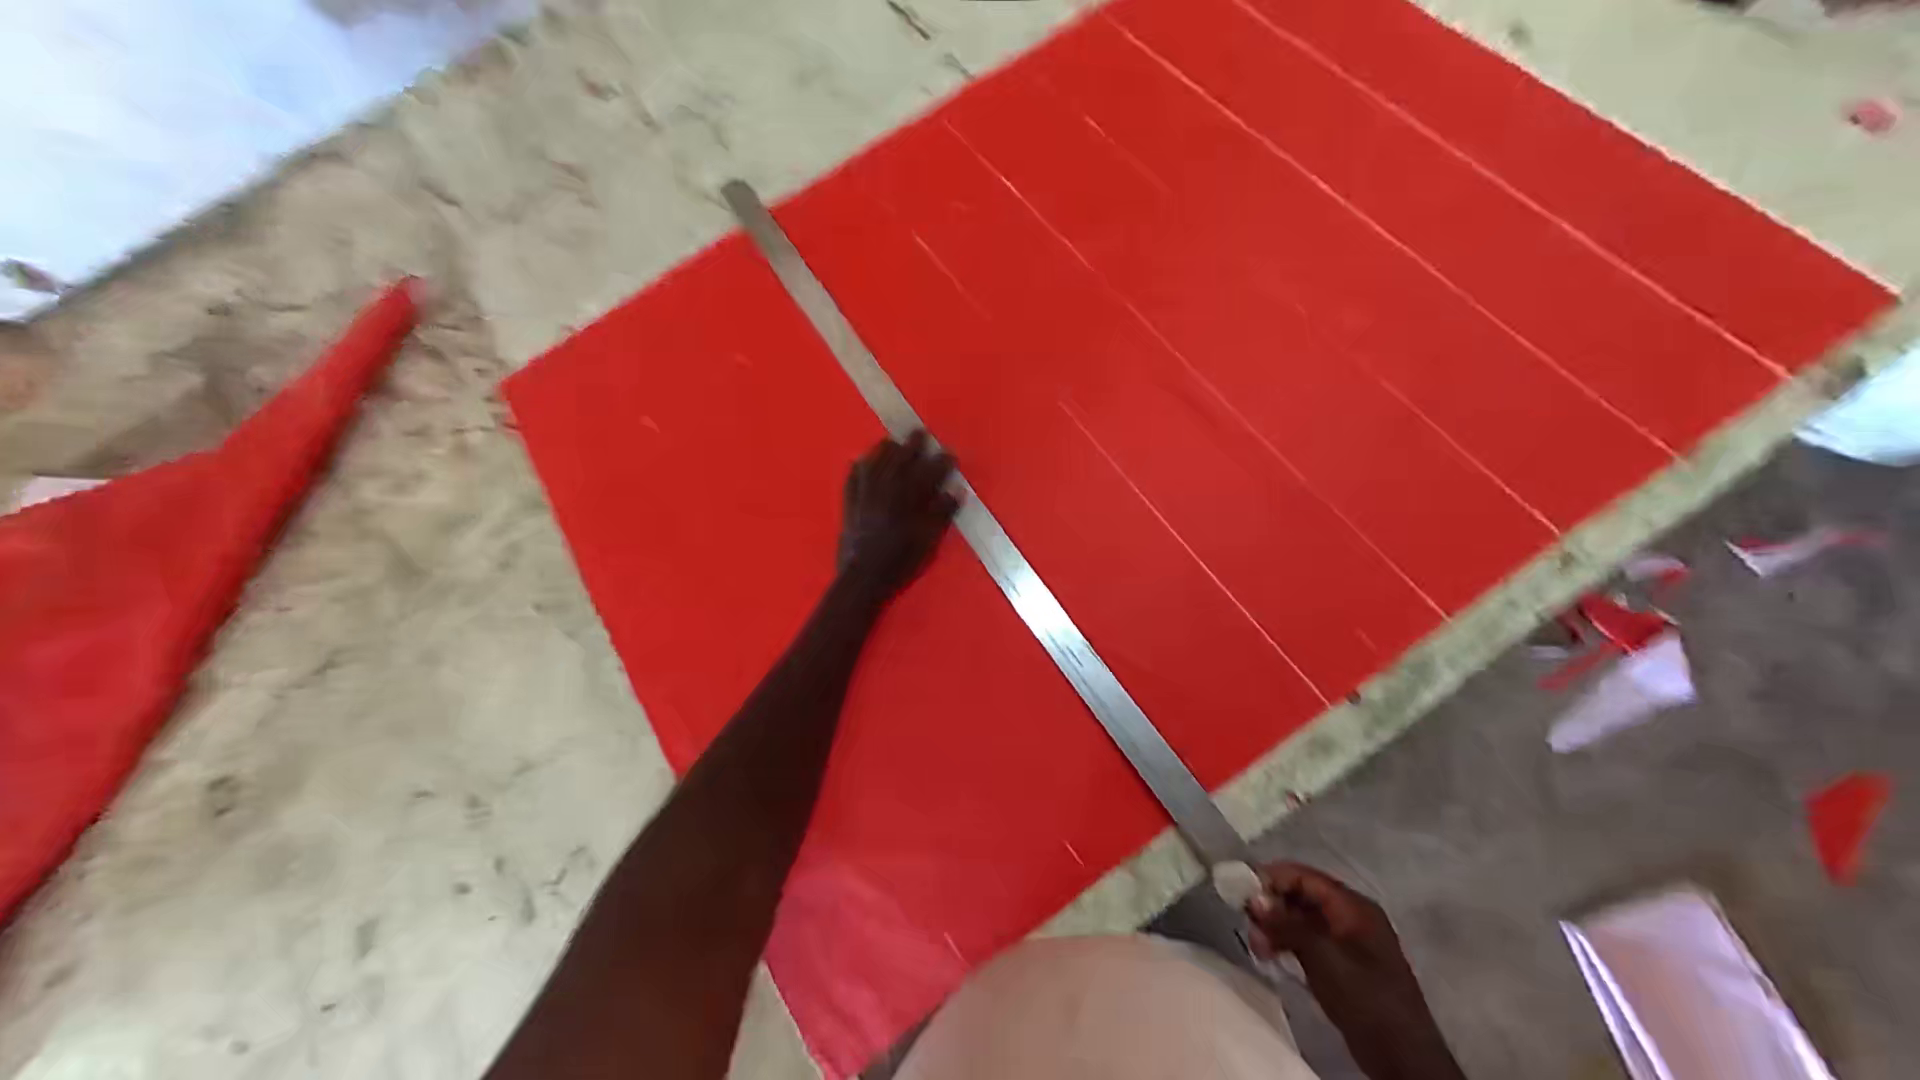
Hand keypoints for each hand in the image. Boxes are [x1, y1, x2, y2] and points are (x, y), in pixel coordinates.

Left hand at [837, 431, 958, 598]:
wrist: (864, 578)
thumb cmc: (900, 562)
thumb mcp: (928, 540)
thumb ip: (941, 513)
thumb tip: (956, 491)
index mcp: (907, 498)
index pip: (928, 472)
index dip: (940, 462)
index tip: (950, 454)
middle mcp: (885, 490)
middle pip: (899, 460)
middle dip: (912, 445)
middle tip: (920, 433)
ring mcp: (864, 495)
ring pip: (874, 463)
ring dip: (884, 450)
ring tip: (891, 441)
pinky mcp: (849, 504)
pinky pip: (852, 478)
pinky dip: (858, 468)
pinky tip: (860, 462)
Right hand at [1248, 863, 1464, 1079]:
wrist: (1403, 1059)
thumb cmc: (1367, 999)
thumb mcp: (1324, 957)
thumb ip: (1288, 924)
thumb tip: (1253, 899)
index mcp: (1353, 906)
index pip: (1304, 876)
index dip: (1272, 879)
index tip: (1241, 890)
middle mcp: (1349, 916)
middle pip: (1300, 895)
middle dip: (1271, 905)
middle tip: (1247, 924)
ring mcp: (1345, 941)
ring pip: (1300, 918)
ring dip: (1275, 926)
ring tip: (1257, 946)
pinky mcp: (1339, 963)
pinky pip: (1305, 940)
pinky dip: (1285, 942)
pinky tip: (1270, 955)